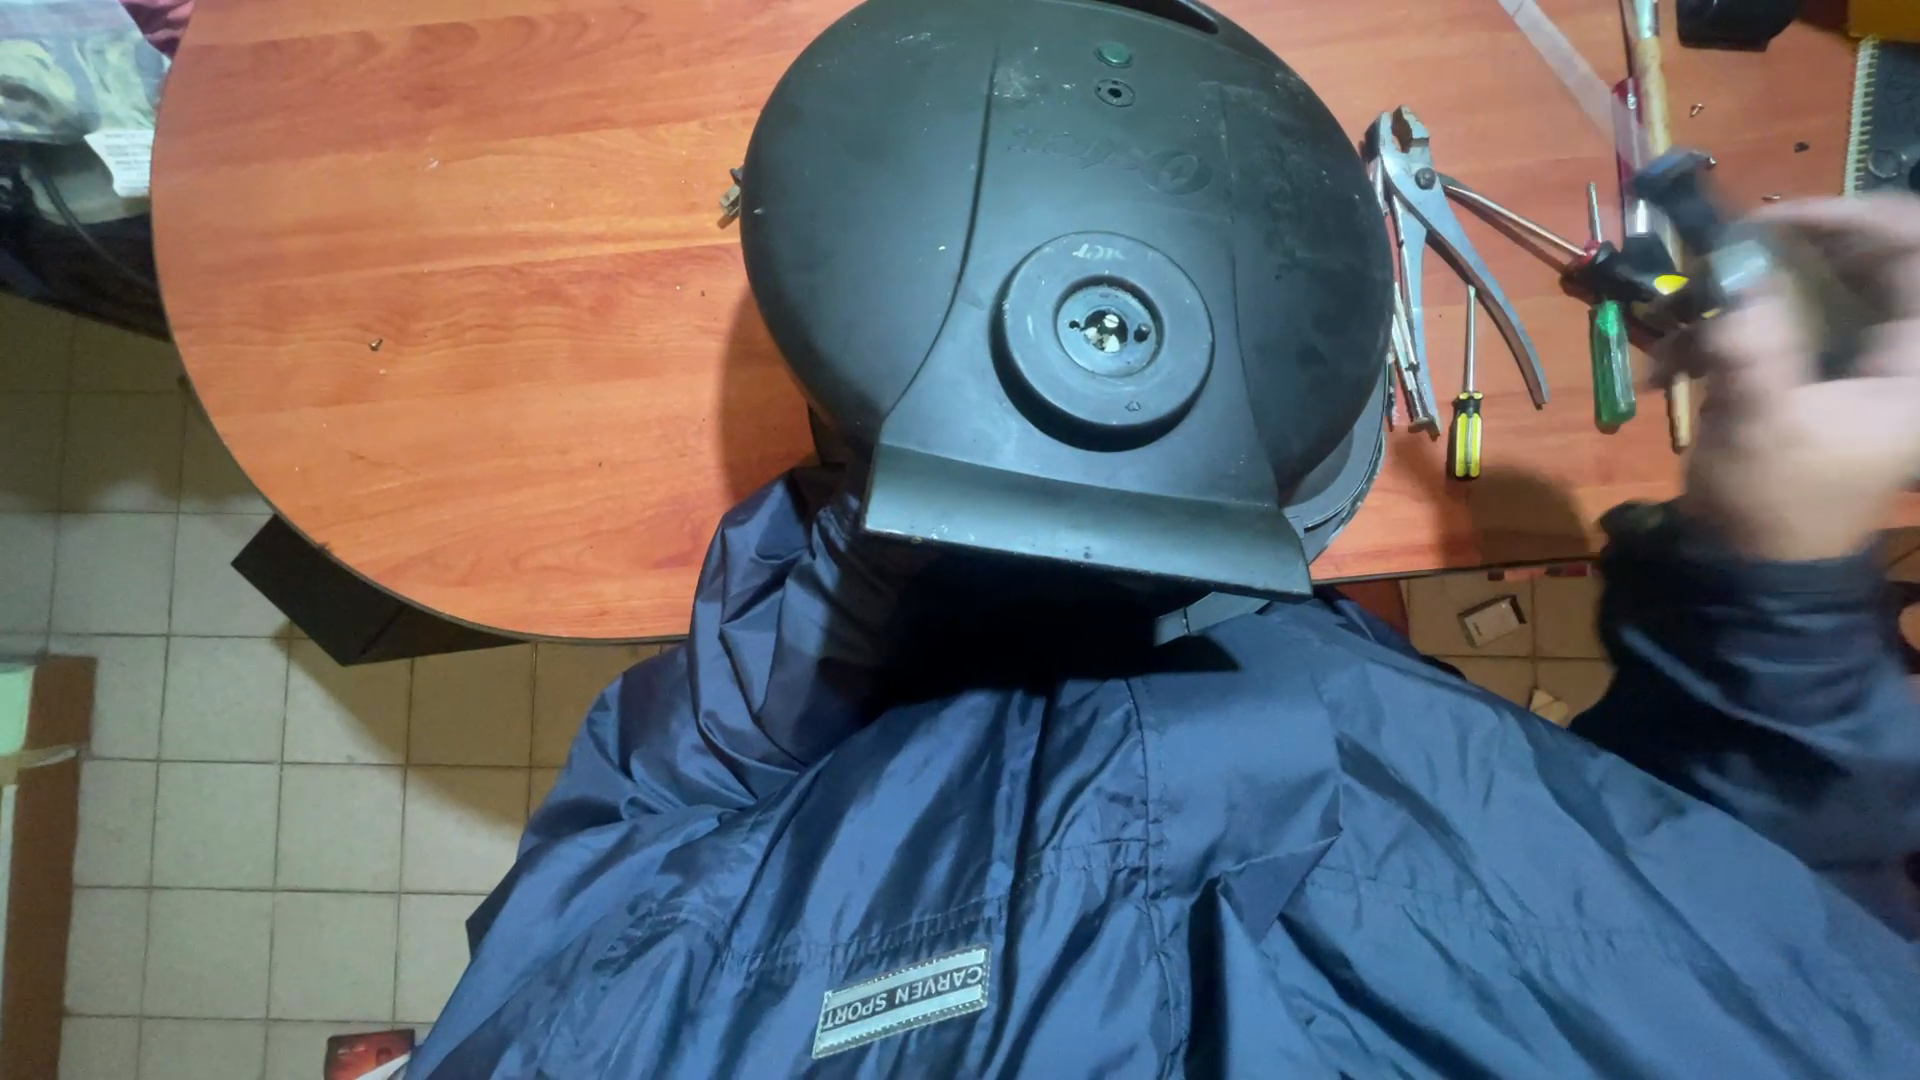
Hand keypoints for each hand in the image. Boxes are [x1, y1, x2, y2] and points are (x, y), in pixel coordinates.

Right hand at [1657, 195, 1919, 561]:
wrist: (1747, 556)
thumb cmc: (1771, 495)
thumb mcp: (1759, 417)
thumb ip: (1751, 340)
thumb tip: (1732, 266)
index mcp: (1916, 355)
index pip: (1909, 253)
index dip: (1845, 222)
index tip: (1763, 220)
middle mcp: (1893, 349)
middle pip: (1849, 270)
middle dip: (1771, 267)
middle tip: (1706, 269)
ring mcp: (1845, 366)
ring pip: (1795, 303)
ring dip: (1725, 313)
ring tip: (1669, 340)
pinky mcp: (1800, 382)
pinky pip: (1761, 337)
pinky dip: (1711, 344)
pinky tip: (1668, 371)